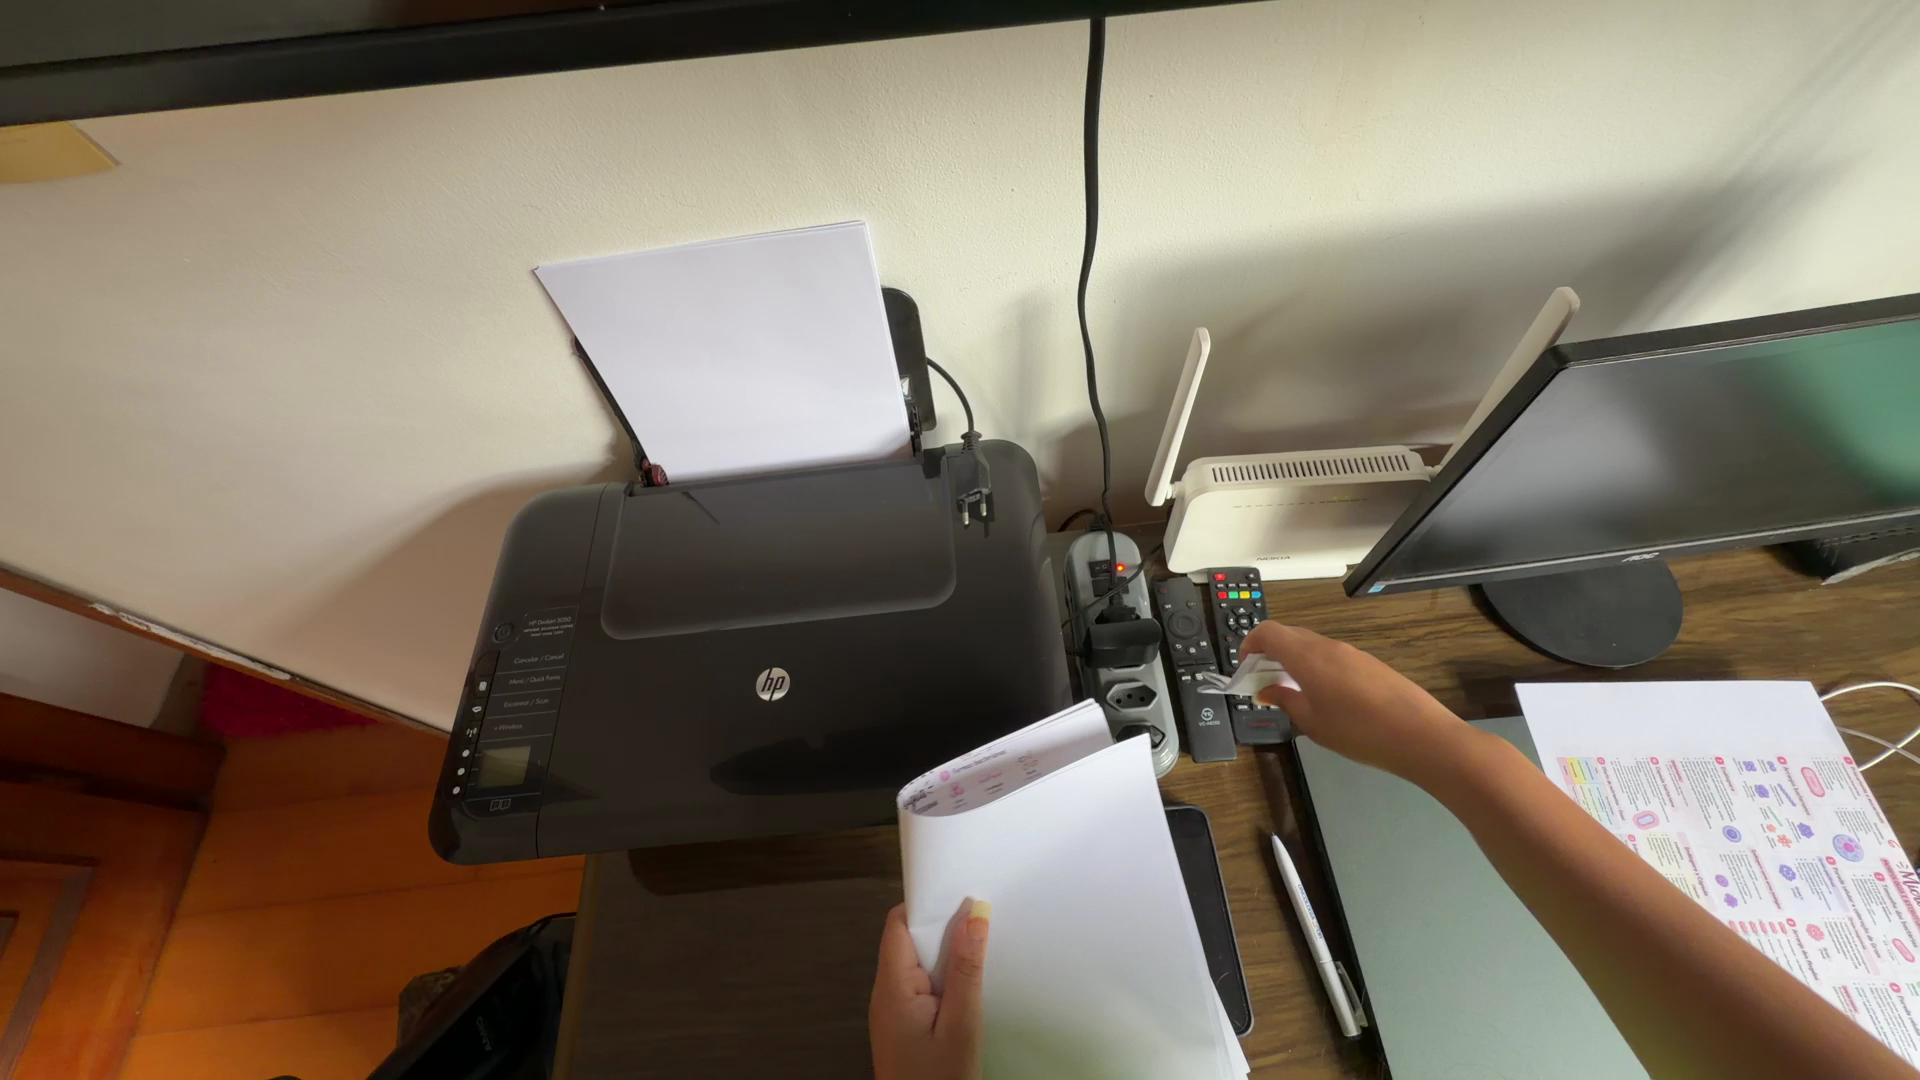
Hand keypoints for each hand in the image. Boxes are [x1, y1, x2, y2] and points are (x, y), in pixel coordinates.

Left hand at [870, 900, 990, 1079]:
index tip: (960, 895)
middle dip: (942, 928)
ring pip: (918, 963)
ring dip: (946, 954)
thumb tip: (974, 913)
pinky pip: (922, 985)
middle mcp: (886, 993)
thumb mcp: (960, 1024)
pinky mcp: (905, 1025)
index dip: (926, 906)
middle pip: (909, 940)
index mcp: (892, 986)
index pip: (899, 925)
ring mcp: (893, 1010)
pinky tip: (968, 980)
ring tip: (978, 944)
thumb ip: (966, 969)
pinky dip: (944, 977)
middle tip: (979, 918)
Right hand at [1240, 622, 1478, 783]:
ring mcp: (1353, 653)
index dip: (1250, 645)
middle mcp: (1328, 647)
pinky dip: (1317, 667)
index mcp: (1307, 656)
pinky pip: (1333, 656)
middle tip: (1265, 682)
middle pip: (1289, 635)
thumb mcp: (1312, 723)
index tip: (1246, 668)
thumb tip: (1268, 691)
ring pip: (1312, 646)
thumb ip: (1286, 701)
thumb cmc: (1359, 732)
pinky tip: (1327, 698)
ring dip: (1294, 660)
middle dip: (1270, 653)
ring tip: (1295, 692)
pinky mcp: (1371, 664)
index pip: (1268, 632)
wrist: (1424, 737)